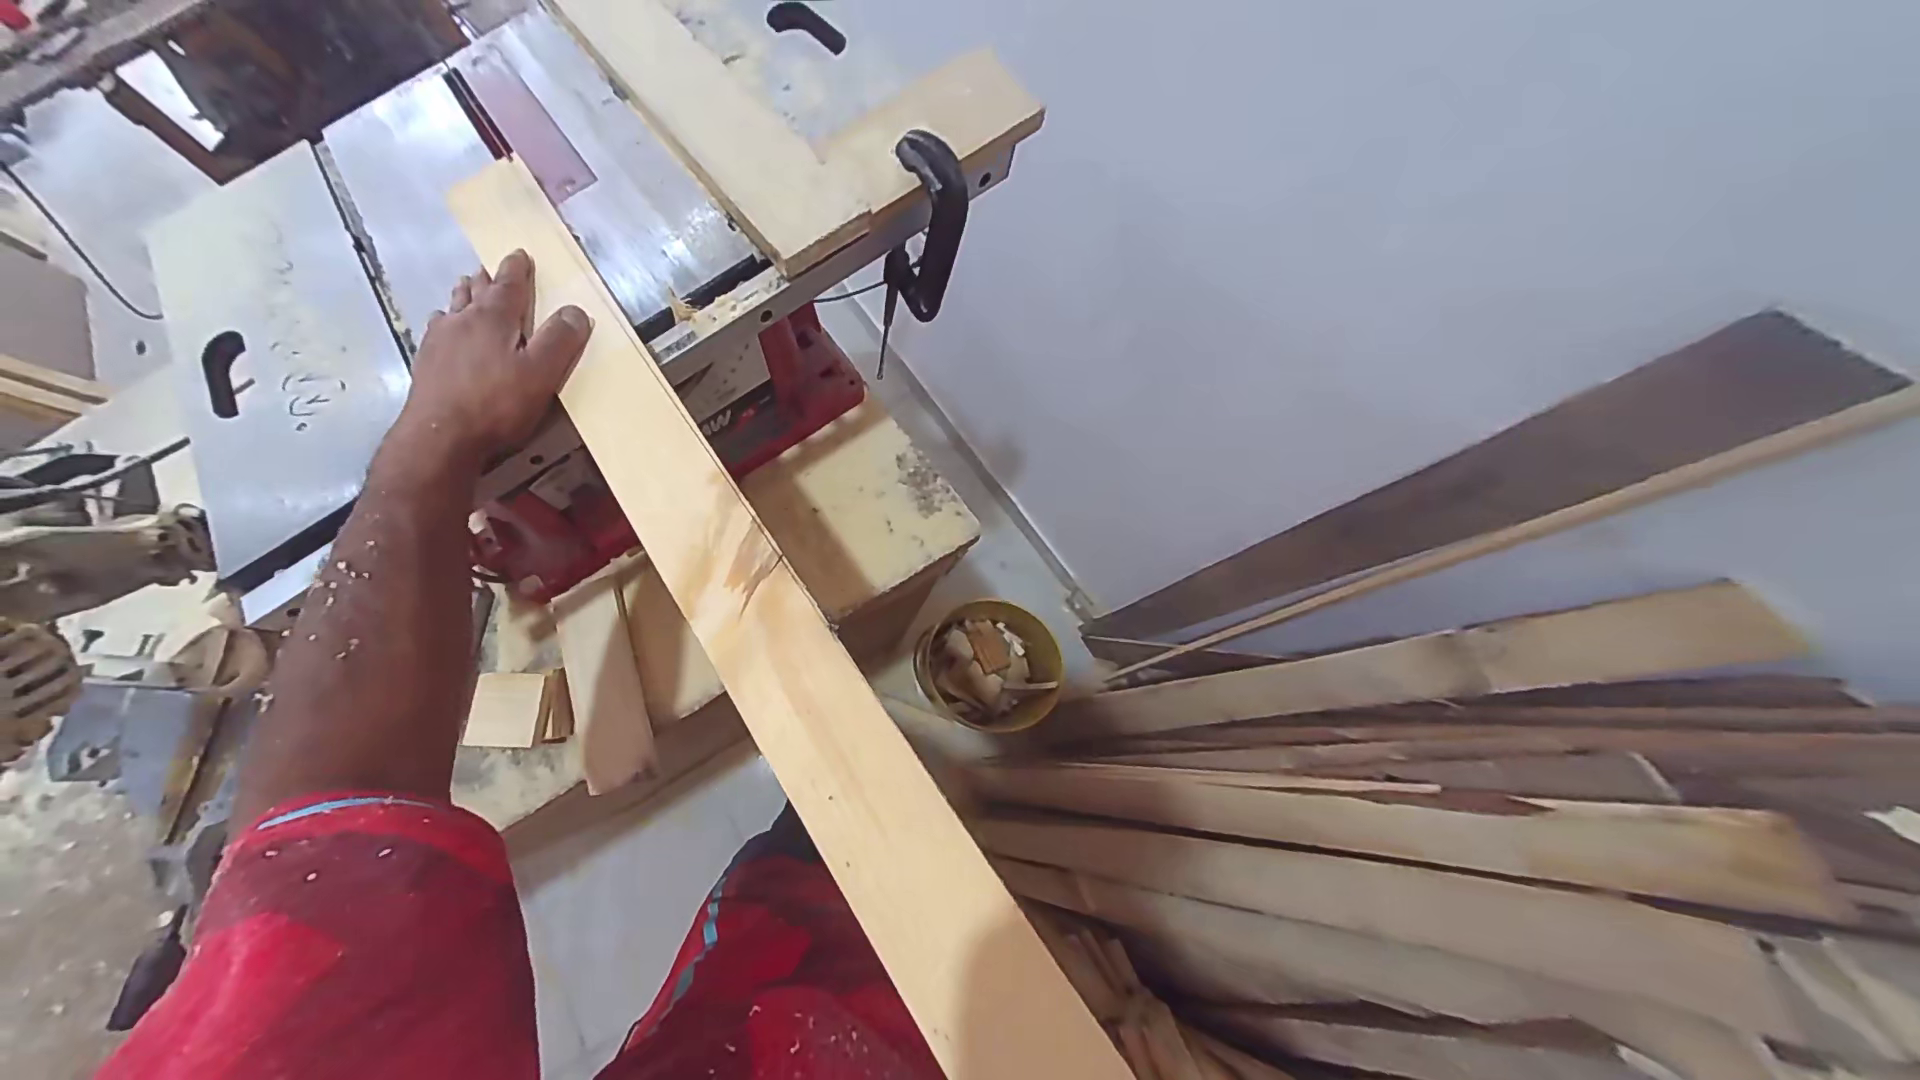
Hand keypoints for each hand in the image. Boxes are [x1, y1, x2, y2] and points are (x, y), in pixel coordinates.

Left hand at [394, 250, 592, 466]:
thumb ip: (560, 340)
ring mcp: (440, 341)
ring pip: (454, 308)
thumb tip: (575, 310)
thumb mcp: (541, 373)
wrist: (441, 436)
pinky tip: (446, 327)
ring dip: (464, 296)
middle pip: (476, 292)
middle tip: (491, 268)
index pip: (508, 286)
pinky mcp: (427, 363)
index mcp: (493, 320)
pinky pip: (440, 330)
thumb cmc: (497, 404)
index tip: (520, 254)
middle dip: (488, 280)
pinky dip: (448, 321)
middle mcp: (463, 322)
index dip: (517, 270)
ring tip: (466, 286)